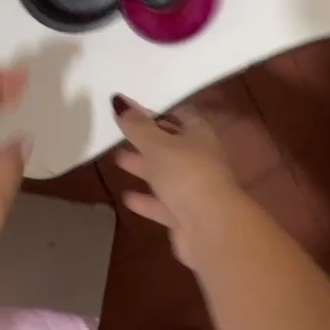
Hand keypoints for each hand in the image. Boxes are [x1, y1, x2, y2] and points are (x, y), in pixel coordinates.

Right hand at [111, 95, 245, 266]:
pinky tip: (126, 197)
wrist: (211, 228)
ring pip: (165, 174)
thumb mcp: (157, 144)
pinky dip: (146, 200)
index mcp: (199, 133)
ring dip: (144, 167)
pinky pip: (163, 203)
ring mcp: (194, 188)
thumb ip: (137, 126)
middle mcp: (200, 158)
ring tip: (118, 160)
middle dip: (146, 140)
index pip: (178, 114)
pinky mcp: (186, 216)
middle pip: (171, 145)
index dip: (156, 111)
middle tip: (120, 134)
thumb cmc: (186, 174)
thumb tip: (119, 101)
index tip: (131, 110)